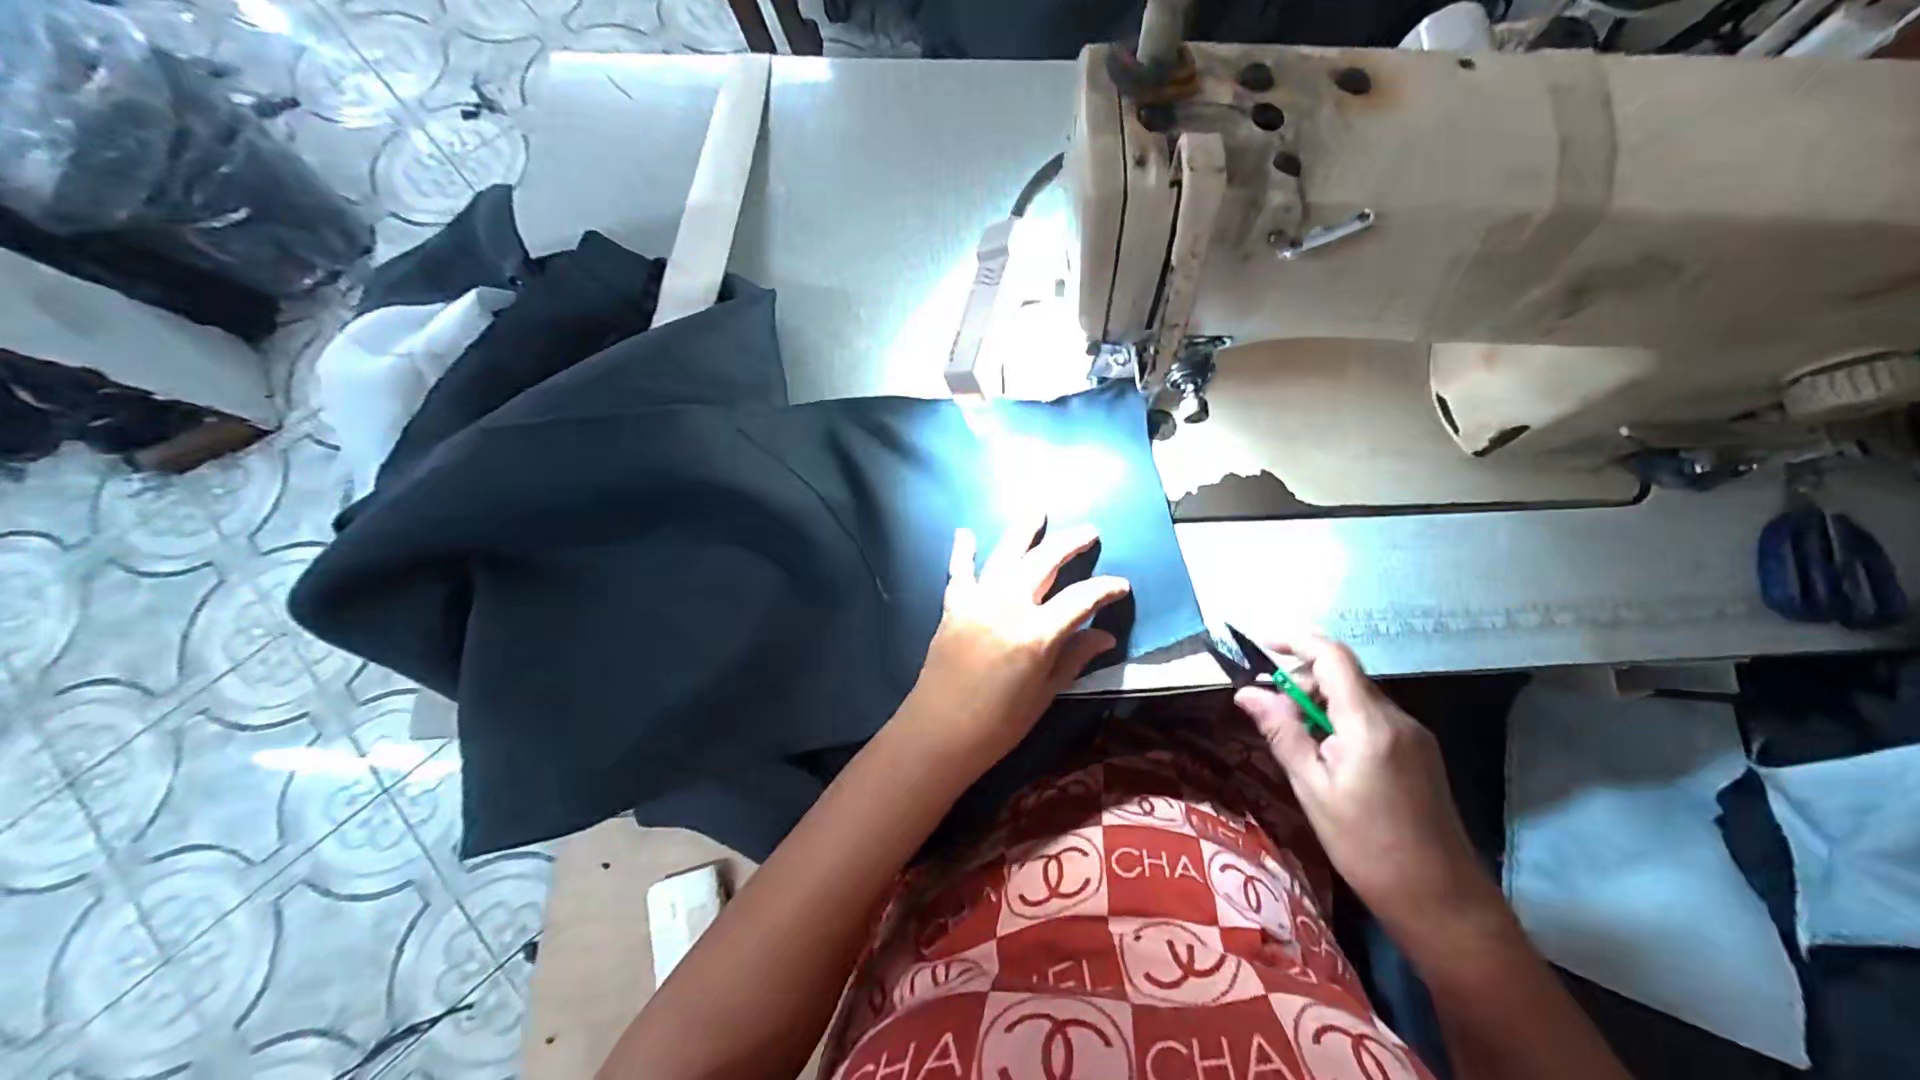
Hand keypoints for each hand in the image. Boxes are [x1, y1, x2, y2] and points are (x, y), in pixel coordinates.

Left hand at [895, 515, 1129, 778]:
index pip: (1081, 599)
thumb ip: (1073, 658)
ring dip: (1023, 531)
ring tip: (1038, 511)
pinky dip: (963, 552)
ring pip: (1005, 556)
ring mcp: (977, 602)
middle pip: (1044, 562)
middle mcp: (1007, 607)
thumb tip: (1104, 635)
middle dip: (1070, 543)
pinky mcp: (953, 608)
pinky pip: (959, 572)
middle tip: (1089, 531)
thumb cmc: (999, 723)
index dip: (1106, 589)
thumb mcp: (1044, 693)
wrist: (939, 732)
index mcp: (1036, 633)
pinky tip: (966, 533)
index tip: (1121, 584)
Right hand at [1234, 635, 1502, 940]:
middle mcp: (1397, 719)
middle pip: (1343, 676)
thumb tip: (1246, 693)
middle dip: (1301, 683)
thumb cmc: (1367, 847)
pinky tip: (1326, 757)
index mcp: (1370, 724)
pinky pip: (1371, 719)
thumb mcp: (1312, 789)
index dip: (1296, 642)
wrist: (1442, 901)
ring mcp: (1413, 736)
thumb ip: (1282, 733)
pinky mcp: (1419, 753)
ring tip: (1295, 743)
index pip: (1333, 657)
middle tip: (1270, 717)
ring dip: (1319, 704)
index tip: (1261, 647)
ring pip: (1356, 697)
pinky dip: (1340, 722)